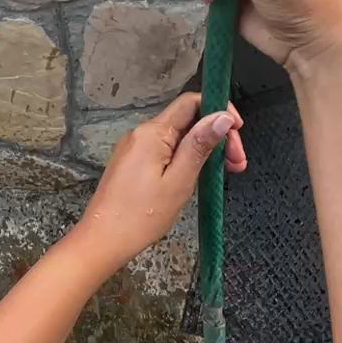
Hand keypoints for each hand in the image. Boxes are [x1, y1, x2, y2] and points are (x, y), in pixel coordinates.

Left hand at [64, 93, 245, 273]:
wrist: (103, 240)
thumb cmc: (138, 217)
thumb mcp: (179, 180)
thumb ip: (200, 146)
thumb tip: (222, 117)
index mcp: (151, 133)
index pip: (191, 102)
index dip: (219, 110)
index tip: (238, 131)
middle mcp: (140, 135)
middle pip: (187, 120)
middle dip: (216, 136)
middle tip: (237, 163)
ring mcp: (135, 149)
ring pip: (178, 138)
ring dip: (204, 151)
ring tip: (224, 173)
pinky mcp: (133, 164)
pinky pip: (165, 152)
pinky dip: (186, 160)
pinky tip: (199, 177)